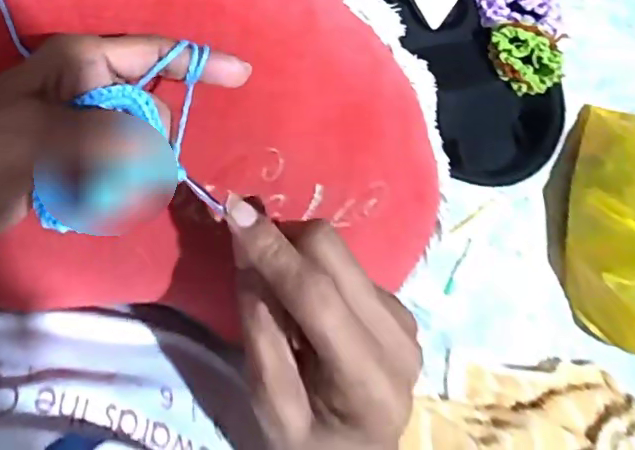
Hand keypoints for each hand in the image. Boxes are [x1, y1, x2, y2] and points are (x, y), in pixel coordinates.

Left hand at [0, 35, 250, 250]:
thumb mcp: (38, 137)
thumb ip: (102, 136)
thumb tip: (158, 145)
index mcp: (76, 60)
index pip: (147, 51)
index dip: (195, 59)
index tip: (242, 73)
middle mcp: (81, 85)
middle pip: (145, 107)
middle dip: (146, 143)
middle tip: (118, 174)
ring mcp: (75, 123)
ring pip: (131, 145)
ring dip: (124, 174)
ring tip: (89, 194)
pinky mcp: (69, 158)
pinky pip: (111, 170)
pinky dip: (106, 190)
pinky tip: (81, 203)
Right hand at [226, 196, 421, 449]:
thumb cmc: (307, 440)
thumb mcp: (268, 403)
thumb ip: (257, 325)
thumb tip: (243, 242)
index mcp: (366, 380)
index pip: (314, 293)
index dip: (270, 247)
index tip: (231, 208)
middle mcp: (396, 341)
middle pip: (328, 249)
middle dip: (280, 241)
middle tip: (251, 262)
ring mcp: (403, 321)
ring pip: (336, 247)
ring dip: (296, 253)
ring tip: (283, 295)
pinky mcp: (400, 307)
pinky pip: (345, 261)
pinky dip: (315, 267)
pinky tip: (310, 306)